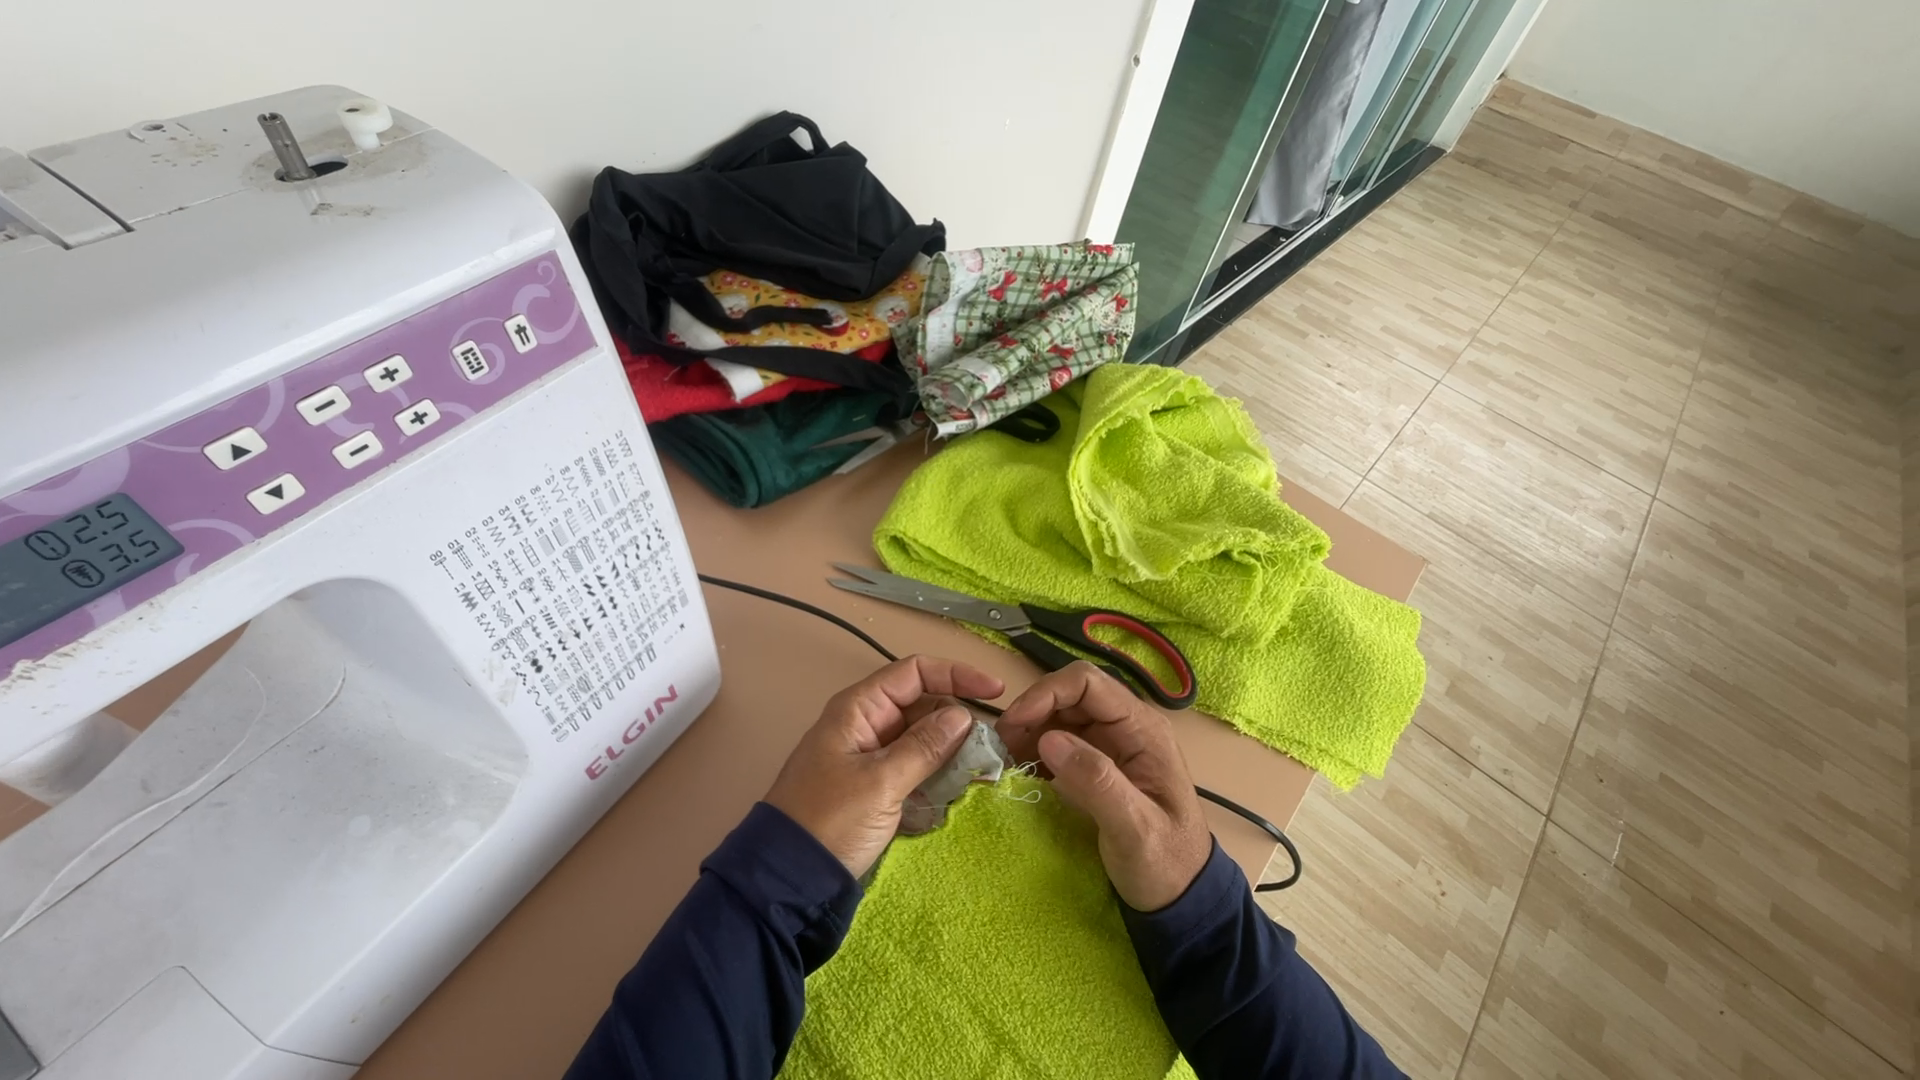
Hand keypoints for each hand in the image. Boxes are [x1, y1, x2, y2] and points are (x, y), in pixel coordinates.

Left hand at [766, 655, 1004, 878]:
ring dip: (952, 750)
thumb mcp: (881, 783)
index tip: (995, 690)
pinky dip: (939, 773)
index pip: (915, 673)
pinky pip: (916, 766)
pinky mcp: (877, 784)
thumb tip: (962, 715)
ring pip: (923, 738)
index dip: (956, 675)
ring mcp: (872, 755)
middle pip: (923, 705)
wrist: (790, 878)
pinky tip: (961, 787)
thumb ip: (924, 747)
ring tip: (982, 769)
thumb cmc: (829, 821)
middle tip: (991, 746)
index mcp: (859, 709)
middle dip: (958, 720)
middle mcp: (867, 723)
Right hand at [996, 662, 1210, 911]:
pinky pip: (1059, 740)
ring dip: (1028, 731)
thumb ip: (1097, 782)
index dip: (1045, 694)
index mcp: (1142, 729)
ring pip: (1059, 715)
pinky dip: (1034, 749)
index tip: (1014, 724)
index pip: (1087, 683)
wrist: (1182, 896)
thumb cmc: (1166, 863)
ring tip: (1005, 761)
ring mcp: (1111, 744)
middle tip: (1001, 747)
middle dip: (1031, 713)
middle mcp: (1126, 727)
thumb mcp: (1135, 829)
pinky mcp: (1097, 763)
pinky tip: (1019, 771)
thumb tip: (1049, 739)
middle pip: (1068, 695)